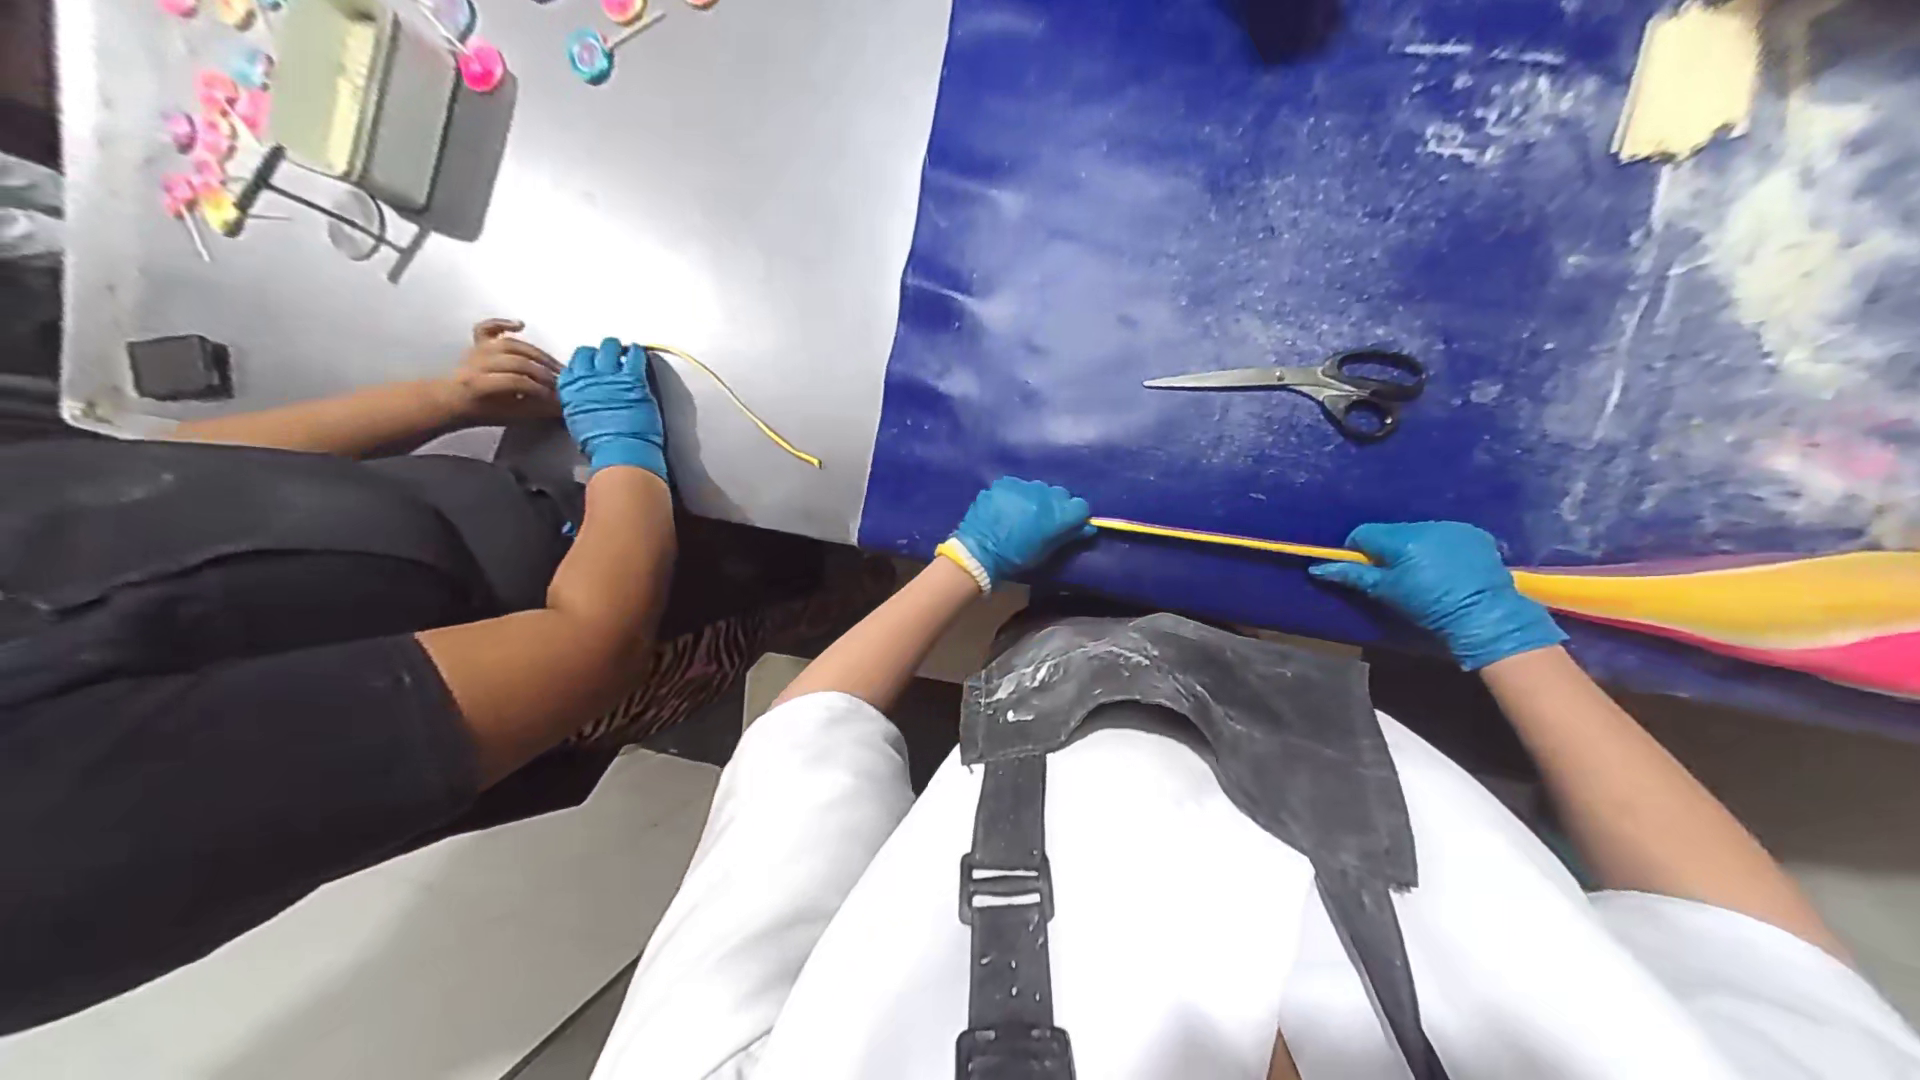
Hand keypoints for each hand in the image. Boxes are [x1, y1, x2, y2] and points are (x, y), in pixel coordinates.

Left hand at [443, 319, 562, 422]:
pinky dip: (503, 323)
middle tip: (563, 384)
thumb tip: (564, 404)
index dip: (539, 390)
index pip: (515, 381)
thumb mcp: (512, 416)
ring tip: (558, 367)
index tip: (557, 399)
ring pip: (511, 344)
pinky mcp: (479, 343)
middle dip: (543, 373)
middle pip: (516, 361)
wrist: (455, 401)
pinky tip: (521, 325)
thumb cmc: (485, 412)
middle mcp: (477, 363)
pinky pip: (487, 328)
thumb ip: (538, 408)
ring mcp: (478, 350)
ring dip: (539, 355)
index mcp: (479, 384)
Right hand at [559, 337, 667, 479]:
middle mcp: (587, 379)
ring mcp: (610, 377)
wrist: (621, 452)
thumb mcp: (578, 421)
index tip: (591, 361)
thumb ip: (580, 403)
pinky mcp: (632, 379)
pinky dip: (636, 352)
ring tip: (622, 349)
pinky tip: (638, 351)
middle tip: (608, 352)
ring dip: (616, 348)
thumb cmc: (601, 445)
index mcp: (570, 390)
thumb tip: (585, 399)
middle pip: (589, 353)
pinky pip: (633, 356)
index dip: (584, 361)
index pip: (573, 365)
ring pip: (609, 349)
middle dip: (599, 352)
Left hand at [943, 476, 1094, 589]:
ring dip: (1035, 499)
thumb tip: (1087, 527)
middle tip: (1043, 520)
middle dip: (1056, 505)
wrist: (979, 552)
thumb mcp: (1046, 552)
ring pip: (1038, 488)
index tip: (1068, 524)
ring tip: (1023, 513)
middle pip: (1060, 494)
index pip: (1080, 505)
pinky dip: (1016, 495)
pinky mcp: (1004, 483)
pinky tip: (1007, 508)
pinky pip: (1017, 486)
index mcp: (1057, 514)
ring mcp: (1022, 486)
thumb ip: (1067, 536)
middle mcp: (1043, 494)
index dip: (1076, 515)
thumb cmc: (1015, 558)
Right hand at [1309, 521, 1565, 669]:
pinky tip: (1446, 568)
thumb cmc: (1428, 607)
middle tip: (1394, 577)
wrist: (1487, 618)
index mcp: (1402, 539)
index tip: (1365, 571)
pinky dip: (1439, 548)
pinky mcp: (1475, 535)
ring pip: (1417, 533)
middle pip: (1391, 533)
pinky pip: (1445, 535)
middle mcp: (1427, 526)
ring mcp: (1454, 528)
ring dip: (1414, 548)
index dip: (1358, 551)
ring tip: (1423, 574)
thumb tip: (1317, 568)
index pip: (1363, 533)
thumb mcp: (1385, 592)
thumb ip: (1352, 575)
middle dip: (1387, 550)